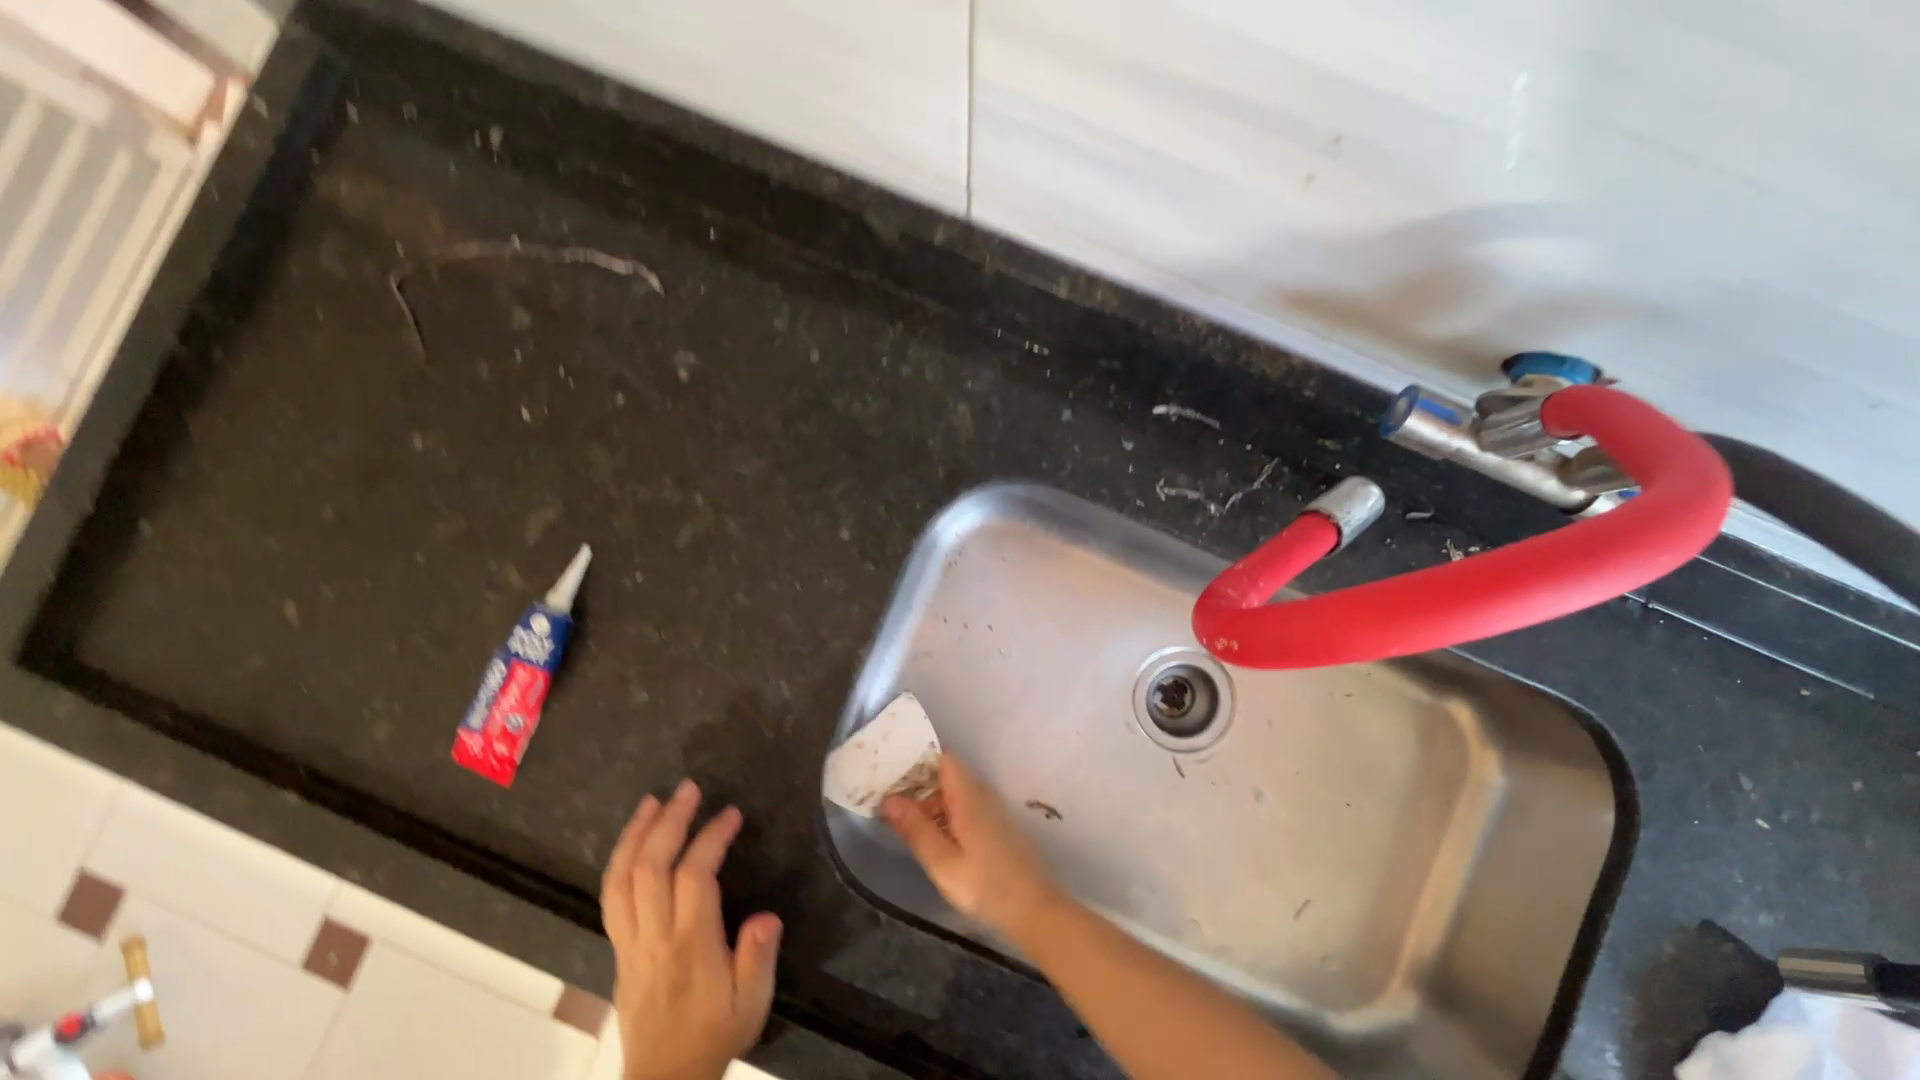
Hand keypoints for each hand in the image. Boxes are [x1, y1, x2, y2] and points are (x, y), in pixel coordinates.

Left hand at [601, 780, 781, 1079]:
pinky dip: (620, 862)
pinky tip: (633, 843)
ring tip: (653, 802)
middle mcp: (654, 936)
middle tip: (689, 789)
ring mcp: (631, 941)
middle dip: (669, 822)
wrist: (665, 1077)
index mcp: (690, 945)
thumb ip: (758, 958)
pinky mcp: (620, 948)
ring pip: (622, 879)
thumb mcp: (752, 1003)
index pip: (693, 877)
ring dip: (636, 834)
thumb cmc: (715, 1033)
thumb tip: (766, 916)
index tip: (731, 814)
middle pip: (651, 867)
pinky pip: (612, 897)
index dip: (710, 839)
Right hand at [881, 755, 1065, 939]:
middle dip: (918, 783)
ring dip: (930, 801)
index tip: (889, 772)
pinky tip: (931, 835)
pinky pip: (967, 807)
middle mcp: (984, 795)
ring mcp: (993, 811)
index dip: (916, 761)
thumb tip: (889, 799)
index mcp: (970, 797)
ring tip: (901, 818)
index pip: (943, 759)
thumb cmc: (987, 887)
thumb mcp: (944, 864)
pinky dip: (946, 813)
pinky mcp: (998, 827)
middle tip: (887, 799)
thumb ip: (916, 829)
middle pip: (948, 775)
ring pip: (956, 793)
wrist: (1036, 910)